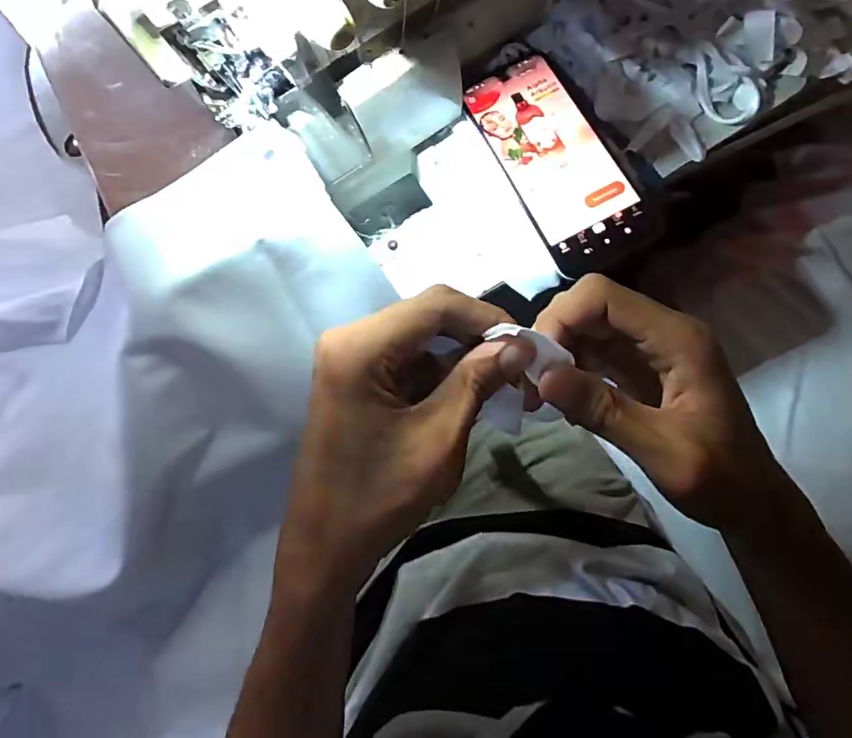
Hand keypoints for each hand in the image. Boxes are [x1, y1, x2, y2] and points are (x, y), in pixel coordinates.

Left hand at [279, 286, 531, 590]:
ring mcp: (349, 354)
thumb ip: (477, 381)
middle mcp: (350, 337)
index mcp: (361, 346)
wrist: (324, 547)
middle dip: (476, 335)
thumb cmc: (378, 498)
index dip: (486, 317)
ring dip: (461, 354)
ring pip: (420, 334)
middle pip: (427, 314)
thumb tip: (519, 344)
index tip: (526, 345)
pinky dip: (440, 370)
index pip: (435, 305)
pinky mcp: (355, 373)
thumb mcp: (438, 438)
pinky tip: (470, 390)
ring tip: (502, 380)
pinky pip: (407, 356)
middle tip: (519, 364)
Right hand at [533, 274, 776, 527]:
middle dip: (555, 332)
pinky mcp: (642, 365)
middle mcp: (663, 330)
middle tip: (531, 378)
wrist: (754, 504)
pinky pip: (597, 350)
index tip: (538, 360)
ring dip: (558, 350)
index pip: (604, 296)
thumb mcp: (662, 451)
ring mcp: (652, 346)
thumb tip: (542, 378)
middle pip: (592, 304)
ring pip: (590, 325)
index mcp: (677, 337)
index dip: (563, 316)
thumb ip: (603, 411)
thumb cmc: (721, 479)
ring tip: (538, 390)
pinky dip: (571, 366)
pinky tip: (559, 395)